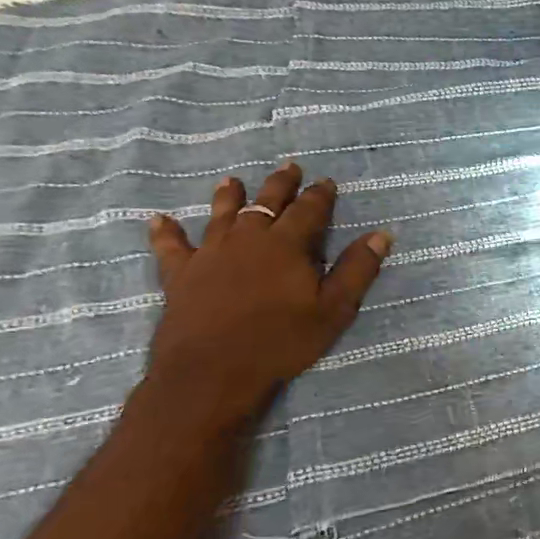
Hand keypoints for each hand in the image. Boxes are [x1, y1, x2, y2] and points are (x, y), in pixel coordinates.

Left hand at [141, 163, 392, 433]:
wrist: (213, 371)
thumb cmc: (280, 341)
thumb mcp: (333, 310)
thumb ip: (356, 270)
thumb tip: (381, 235)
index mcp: (286, 244)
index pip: (308, 209)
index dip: (320, 195)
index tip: (327, 182)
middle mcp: (248, 238)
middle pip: (266, 202)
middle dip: (281, 184)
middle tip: (290, 167)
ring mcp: (210, 253)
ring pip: (221, 214)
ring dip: (229, 196)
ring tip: (232, 181)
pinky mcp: (181, 274)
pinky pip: (171, 246)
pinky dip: (165, 232)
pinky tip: (158, 219)